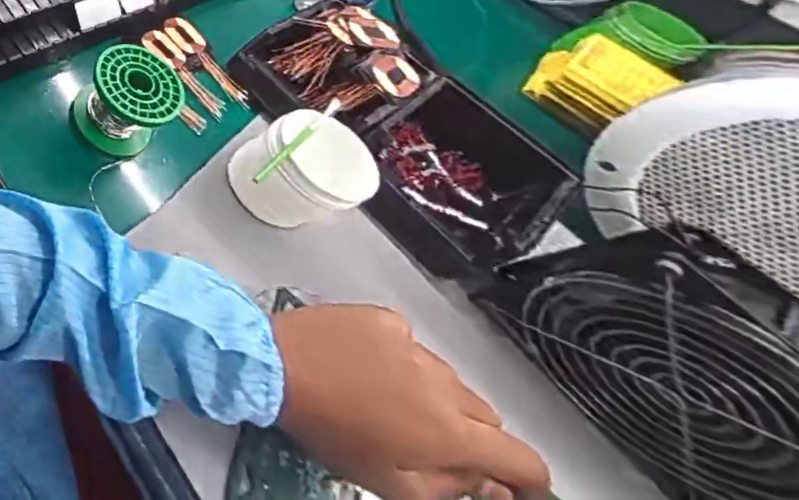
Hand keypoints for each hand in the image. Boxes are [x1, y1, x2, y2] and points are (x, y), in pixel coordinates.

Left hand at [272, 306, 551, 499]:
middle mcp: (441, 383)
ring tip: (385, 396)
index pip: (526, 460)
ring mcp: (409, 343)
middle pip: (485, 416)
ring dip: (433, 391)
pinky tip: (364, 361)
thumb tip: (490, 484)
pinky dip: (398, 353)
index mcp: (452, 432)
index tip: (505, 482)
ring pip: (447, 376)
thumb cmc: (325, 426)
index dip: (523, 479)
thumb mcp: (391, 483)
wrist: (273, 365)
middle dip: (469, 433)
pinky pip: (406, 340)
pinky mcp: (378, 316)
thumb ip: (452, 490)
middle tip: (424, 437)